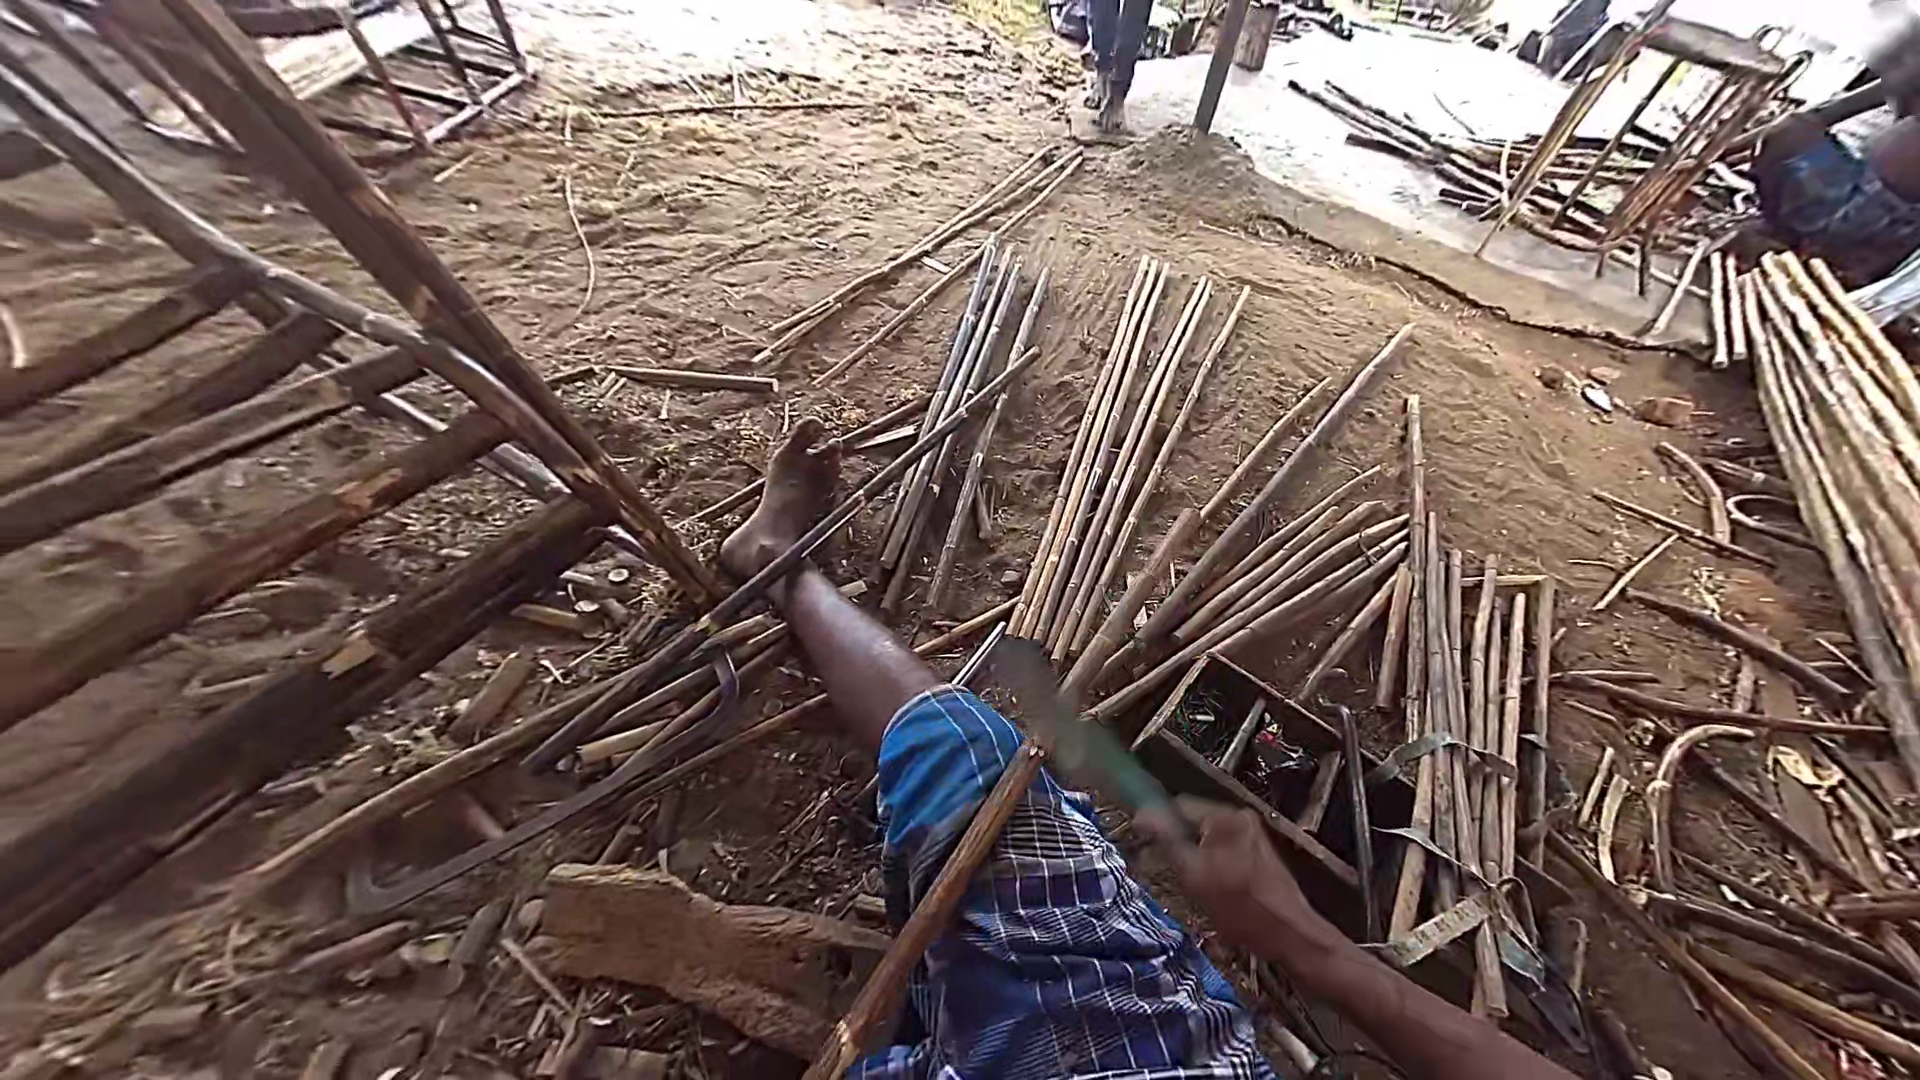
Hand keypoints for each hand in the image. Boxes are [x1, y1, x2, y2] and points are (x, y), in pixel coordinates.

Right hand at [1144, 797, 1335, 961]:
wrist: (1295, 939)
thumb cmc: (1242, 909)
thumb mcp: (1194, 874)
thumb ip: (1165, 839)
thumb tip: (1141, 814)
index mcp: (1225, 815)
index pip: (1176, 806)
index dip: (1159, 825)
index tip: (1148, 847)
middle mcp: (1240, 816)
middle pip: (1193, 821)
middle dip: (1180, 843)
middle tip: (1176, 872)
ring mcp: (1253, 833)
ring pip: (1207, 837)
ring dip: (1196, 855)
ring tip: (1198, 884)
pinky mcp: (1260, 852)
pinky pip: (1224, 848)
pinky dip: (1214, 862)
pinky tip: (1216, 888)